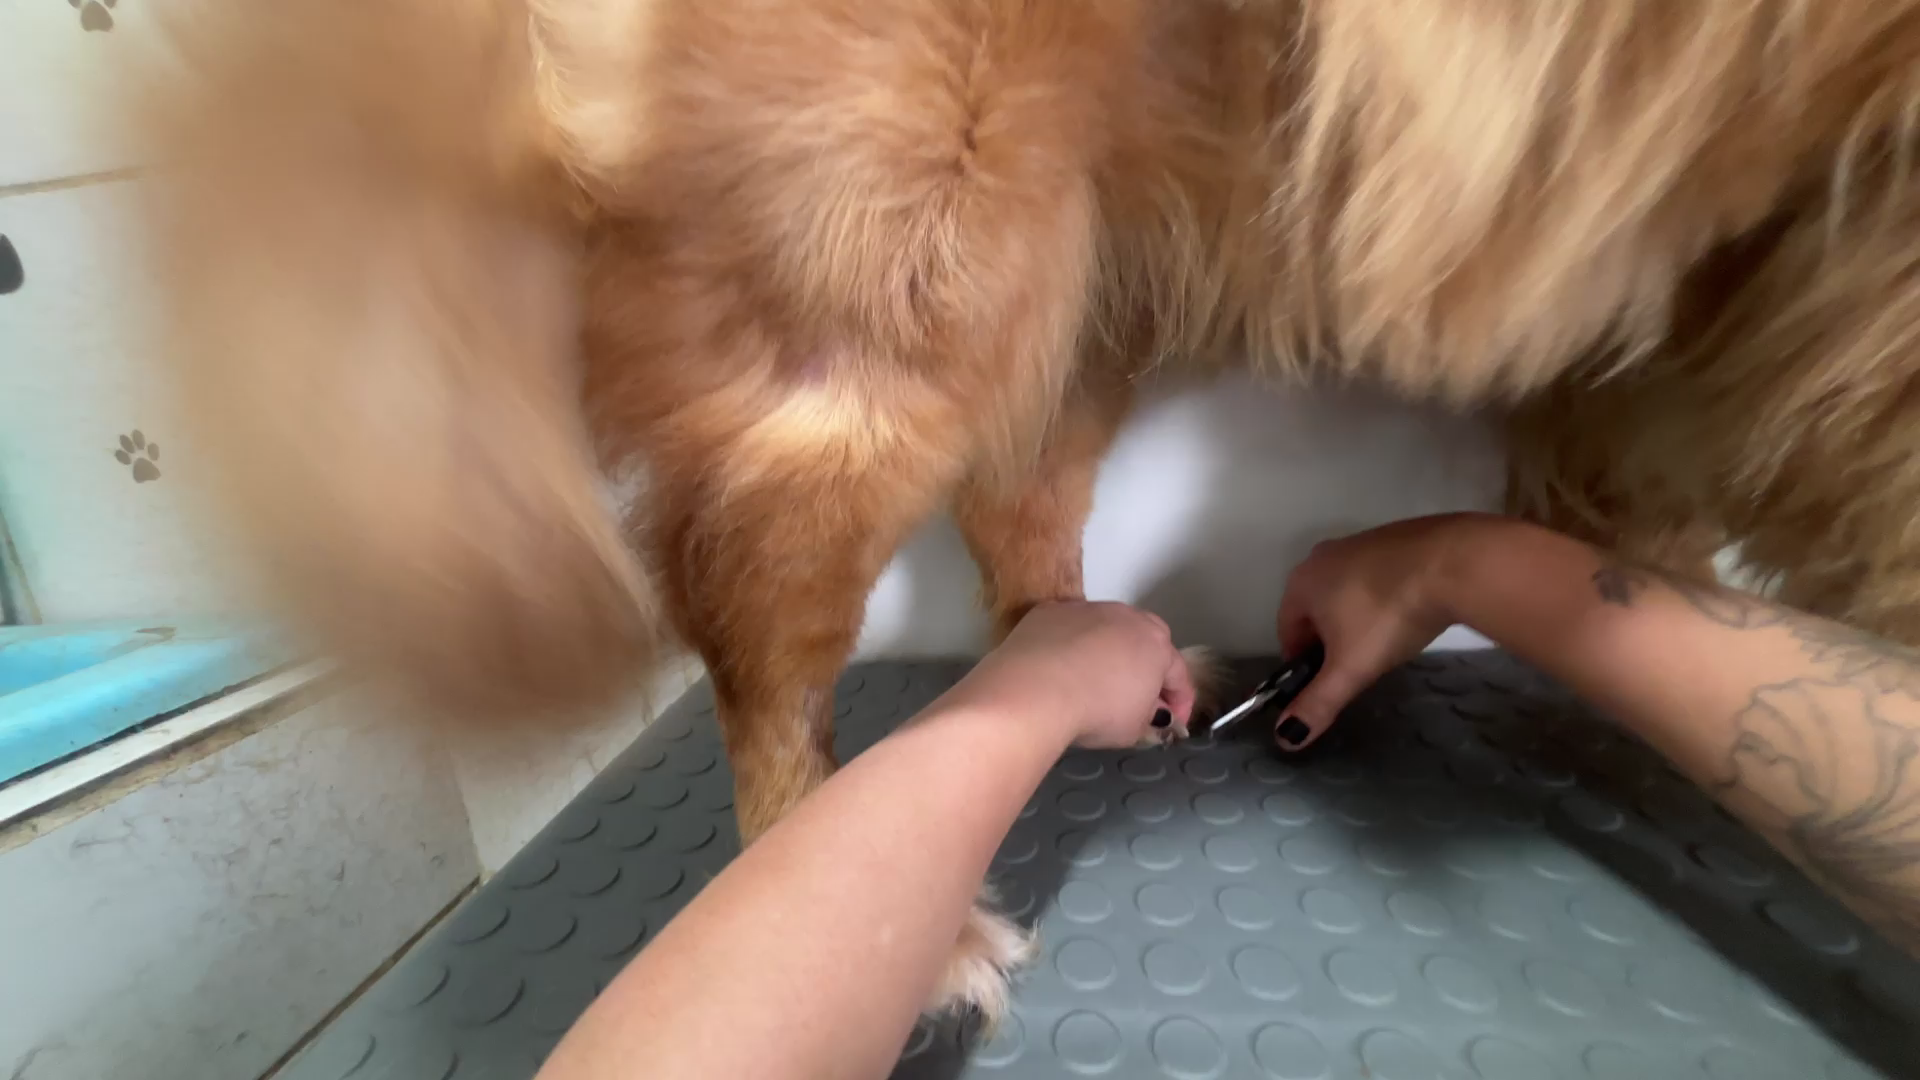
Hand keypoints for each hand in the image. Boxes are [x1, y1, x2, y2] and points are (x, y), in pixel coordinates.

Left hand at [955, 601, 1196, 748]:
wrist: (1035, 689)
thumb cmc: (1094, 711)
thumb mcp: (1134, 728)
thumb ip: (1150, 715)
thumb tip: (1152, 710)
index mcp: (1156, 644)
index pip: (1178, 673)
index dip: (1180, 700)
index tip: (1172, 721)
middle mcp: (1125, 617)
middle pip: (1145, 637)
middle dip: (1146, 664)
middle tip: (1137, 694)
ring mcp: (1086, 609)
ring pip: (1105, 627)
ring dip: (1106, 649)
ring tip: (1094, 678)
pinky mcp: (1050, 610)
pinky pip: (1068, 627)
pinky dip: (1069, 643)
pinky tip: (1059, 665)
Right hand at [1272, 514, 1491, 748]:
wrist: (1455, 562)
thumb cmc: (1387, 615)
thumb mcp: (1351, 667)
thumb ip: (1318, 702)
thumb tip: (1286, 739)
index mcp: (1299, 585)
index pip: (1286, 631)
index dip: (1303, 662)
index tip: (1330, 680)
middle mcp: (1320, 558)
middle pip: (1315, 609)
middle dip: (1330, 637)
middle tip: (1361, 662)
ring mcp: (1358, 542)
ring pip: (1346, 590)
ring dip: (1357, 614)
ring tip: (1390, 637)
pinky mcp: (1394, 536)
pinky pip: (1377, 573)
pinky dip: (1385, 593)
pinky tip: (1412, 608)